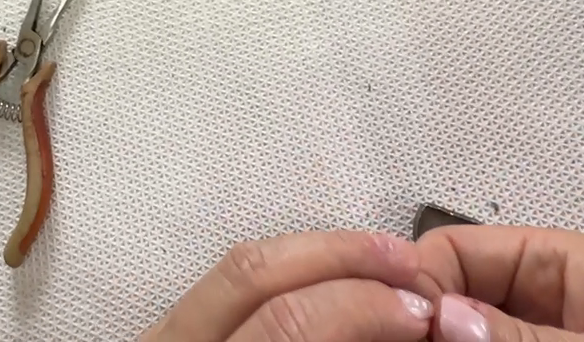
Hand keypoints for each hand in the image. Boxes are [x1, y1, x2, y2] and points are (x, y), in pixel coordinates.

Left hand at [139, 230, 437, 341]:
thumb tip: (405, 335)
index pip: (285, 327)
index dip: (359, 307)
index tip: (419, 315)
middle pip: (258, 278)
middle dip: (344, 260)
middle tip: (409, 267)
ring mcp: (164, 339)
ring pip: (241, 265)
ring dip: (319, 250)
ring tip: (381, 253)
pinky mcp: (163, 333)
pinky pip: (230, 280)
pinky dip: (289, 264)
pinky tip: (330, 269)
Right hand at [415, 226, 583, 340]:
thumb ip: (532, 338)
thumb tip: (444, 316)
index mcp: (553, 260)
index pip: (453, 249)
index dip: (421, 284)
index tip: (401, 327)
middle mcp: (535, 292)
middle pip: (453, 296)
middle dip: (429, 322)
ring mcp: (535, 332)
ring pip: (468, 330)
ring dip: (444, 338)